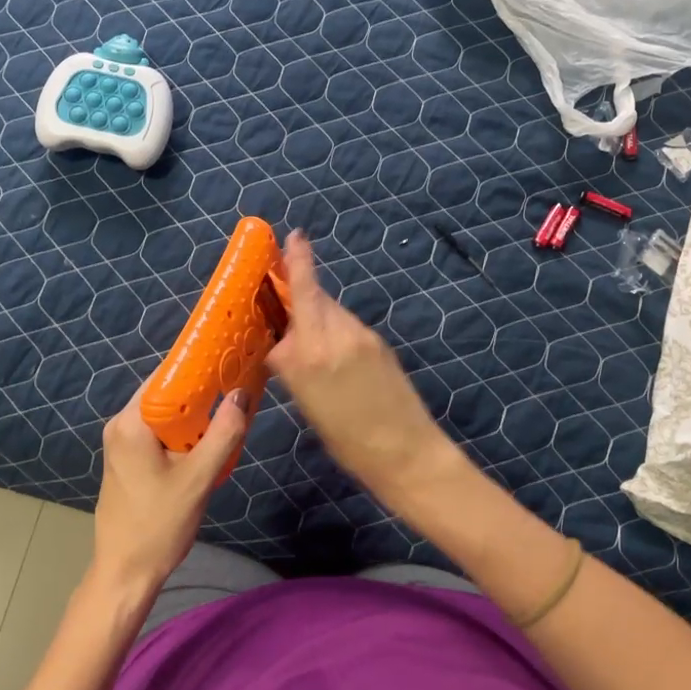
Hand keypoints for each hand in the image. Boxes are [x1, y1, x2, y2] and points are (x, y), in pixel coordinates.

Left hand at [91, 383, 249, 593]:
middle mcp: (119, 426)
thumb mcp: (199, 478)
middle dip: (200, 394)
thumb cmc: (159, 524)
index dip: (198, 368)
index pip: (165, 377)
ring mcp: (119, 445)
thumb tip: (241, 393)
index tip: (228, 364)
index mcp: (130, 422)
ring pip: (162, 416)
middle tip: (235, 392)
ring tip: (227, 416)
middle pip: (165, 395)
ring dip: (192, 418)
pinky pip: (156, 434)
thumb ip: (223, 433)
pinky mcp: (125, 462)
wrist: (125, 574)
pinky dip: (180, 435)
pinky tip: (205, 445)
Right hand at [267, 230, 460, 500]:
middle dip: (300, 294)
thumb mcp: (309, 405)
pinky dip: (337, 334)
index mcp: (311, 355)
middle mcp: (336, 336)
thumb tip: (285, 344)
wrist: (406, 453)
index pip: (302, 294)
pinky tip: (338, 361)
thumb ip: (295, 366)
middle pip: (315, 298)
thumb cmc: (349, 442)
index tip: (296, 235)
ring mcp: (362, 337)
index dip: (298, 262)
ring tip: (313, 348)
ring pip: (333, 313)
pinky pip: (349, 328)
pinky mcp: (380, 345)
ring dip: (319, 318)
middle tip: (284, 301)